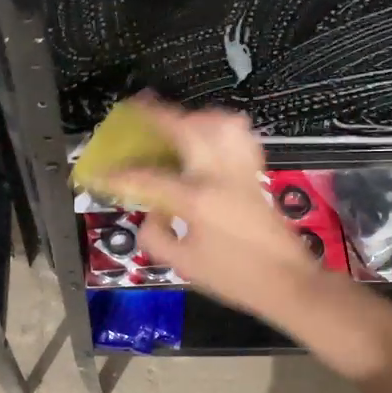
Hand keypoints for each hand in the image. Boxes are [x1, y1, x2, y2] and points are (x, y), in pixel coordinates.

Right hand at [102, 97, 319, 319]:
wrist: (289, 283)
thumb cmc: (234, 277)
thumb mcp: (184, 264)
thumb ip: (156, 237)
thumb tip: (150, 214)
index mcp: (197, 200)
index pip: (149, 177)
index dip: (121, 174)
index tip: (102, 172)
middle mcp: (219, 175)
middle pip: (187, 128)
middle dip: (158, 115)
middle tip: (138, 109)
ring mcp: (241, 170)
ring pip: (218, 123)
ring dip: (192, 116)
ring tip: (176, 121)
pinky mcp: (257, 173)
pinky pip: (240, 135)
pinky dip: (222, 126)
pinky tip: (211, 133)